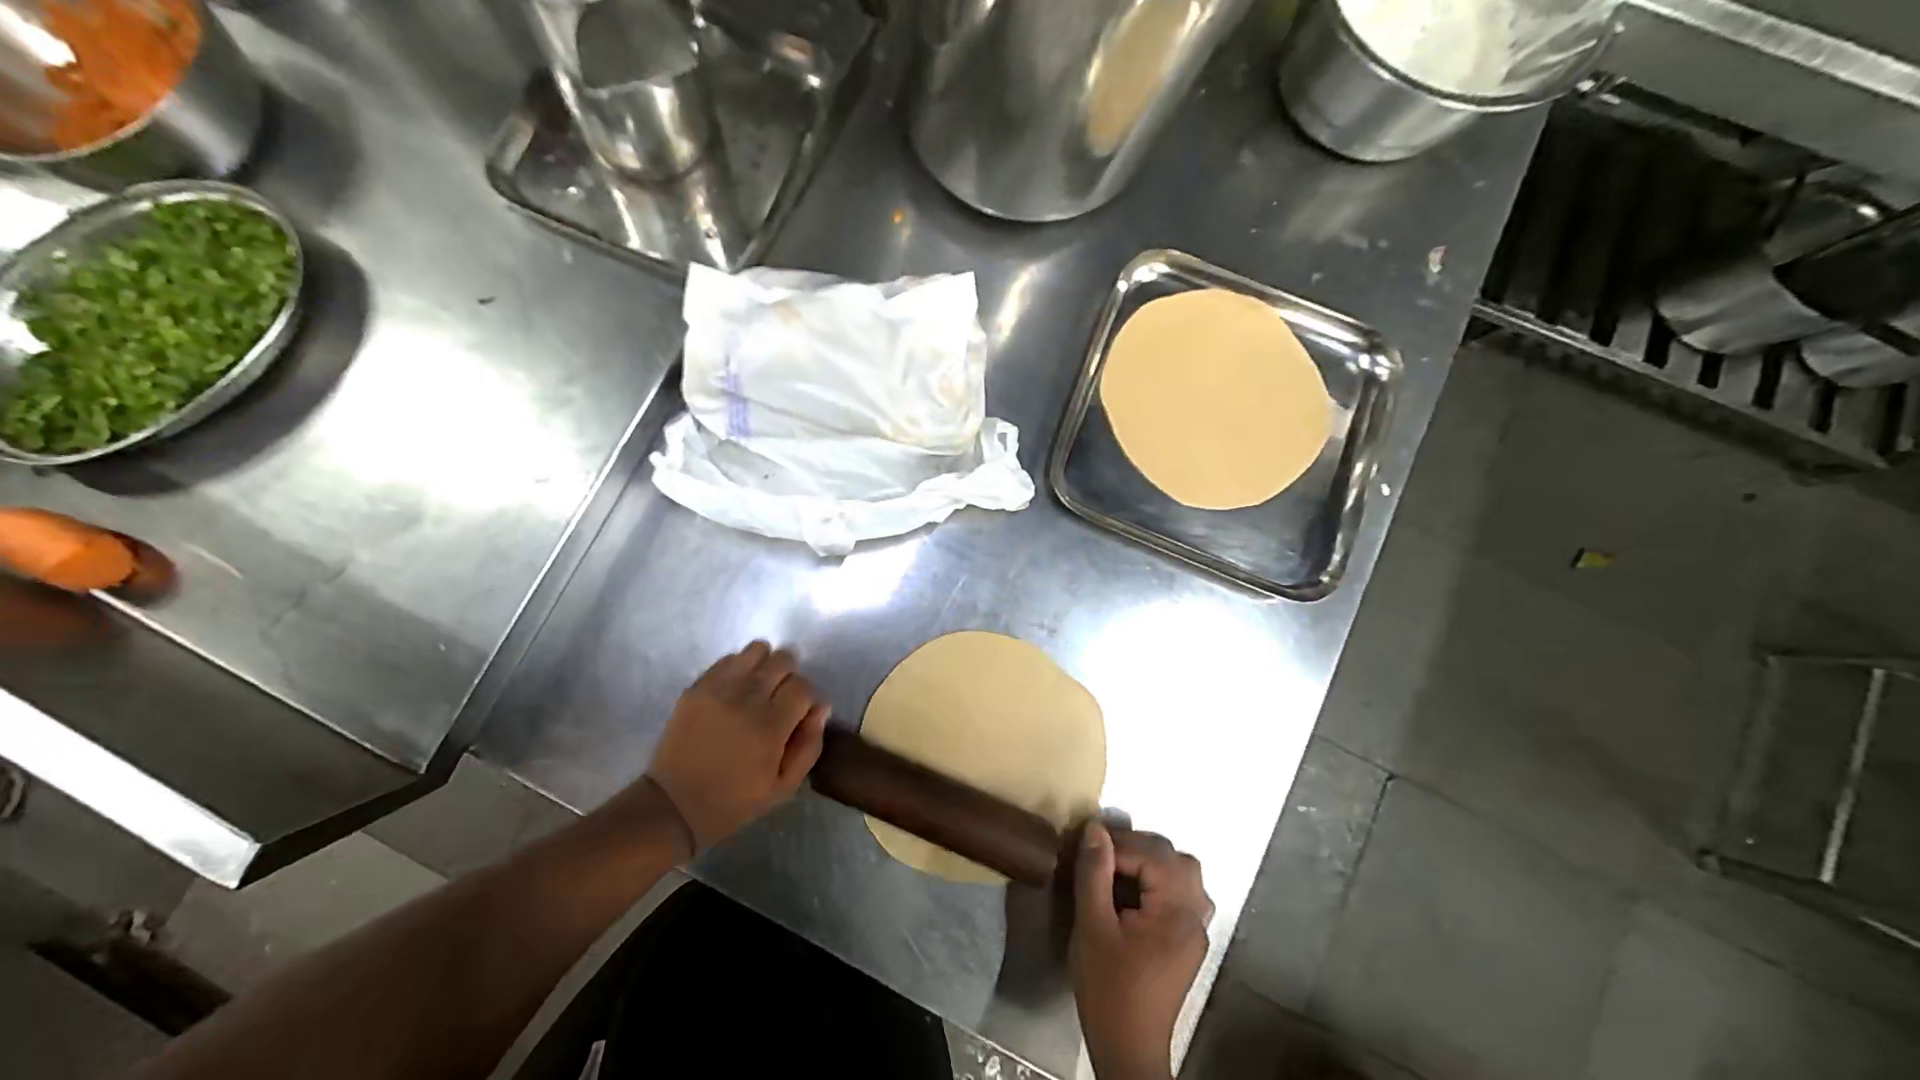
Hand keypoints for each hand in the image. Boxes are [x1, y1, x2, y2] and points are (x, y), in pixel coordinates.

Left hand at [646, 642, 830, 849]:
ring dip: (765, 665)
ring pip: (756, 650)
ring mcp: (718, 689)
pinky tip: (735, 691)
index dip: (807, 698)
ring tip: (759, 687)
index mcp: (770, 726)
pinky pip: (728, 660)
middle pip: (783, 659)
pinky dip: (739, 669)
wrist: (674, 805)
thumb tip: (820, 707)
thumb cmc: (734, 801)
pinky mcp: (696, 687)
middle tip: (780, 699)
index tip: (798, 715)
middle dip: (789, 676)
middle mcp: (746, 699)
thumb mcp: (784, 787)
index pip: (803, 686)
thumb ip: (809, 745)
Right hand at [1071, 822, 1212, 1079]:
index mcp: (1177, 912)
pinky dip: (1159, 882)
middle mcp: (1195, 917)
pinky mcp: (1187, 943)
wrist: (1128, 1048)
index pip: (1153, 856)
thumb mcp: (1092, 926)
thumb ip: (1094, 874)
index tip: (1086, 844)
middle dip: (1137, 848)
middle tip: (1101, 854)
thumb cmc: (1108, 988)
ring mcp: (1196, 931)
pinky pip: (1181, 895)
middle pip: (1176, 861)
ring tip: (1117, 868)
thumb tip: (1095, 830)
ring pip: (1183, 876)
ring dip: (1151, 864)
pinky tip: (1134, 892)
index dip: (1118, 844)